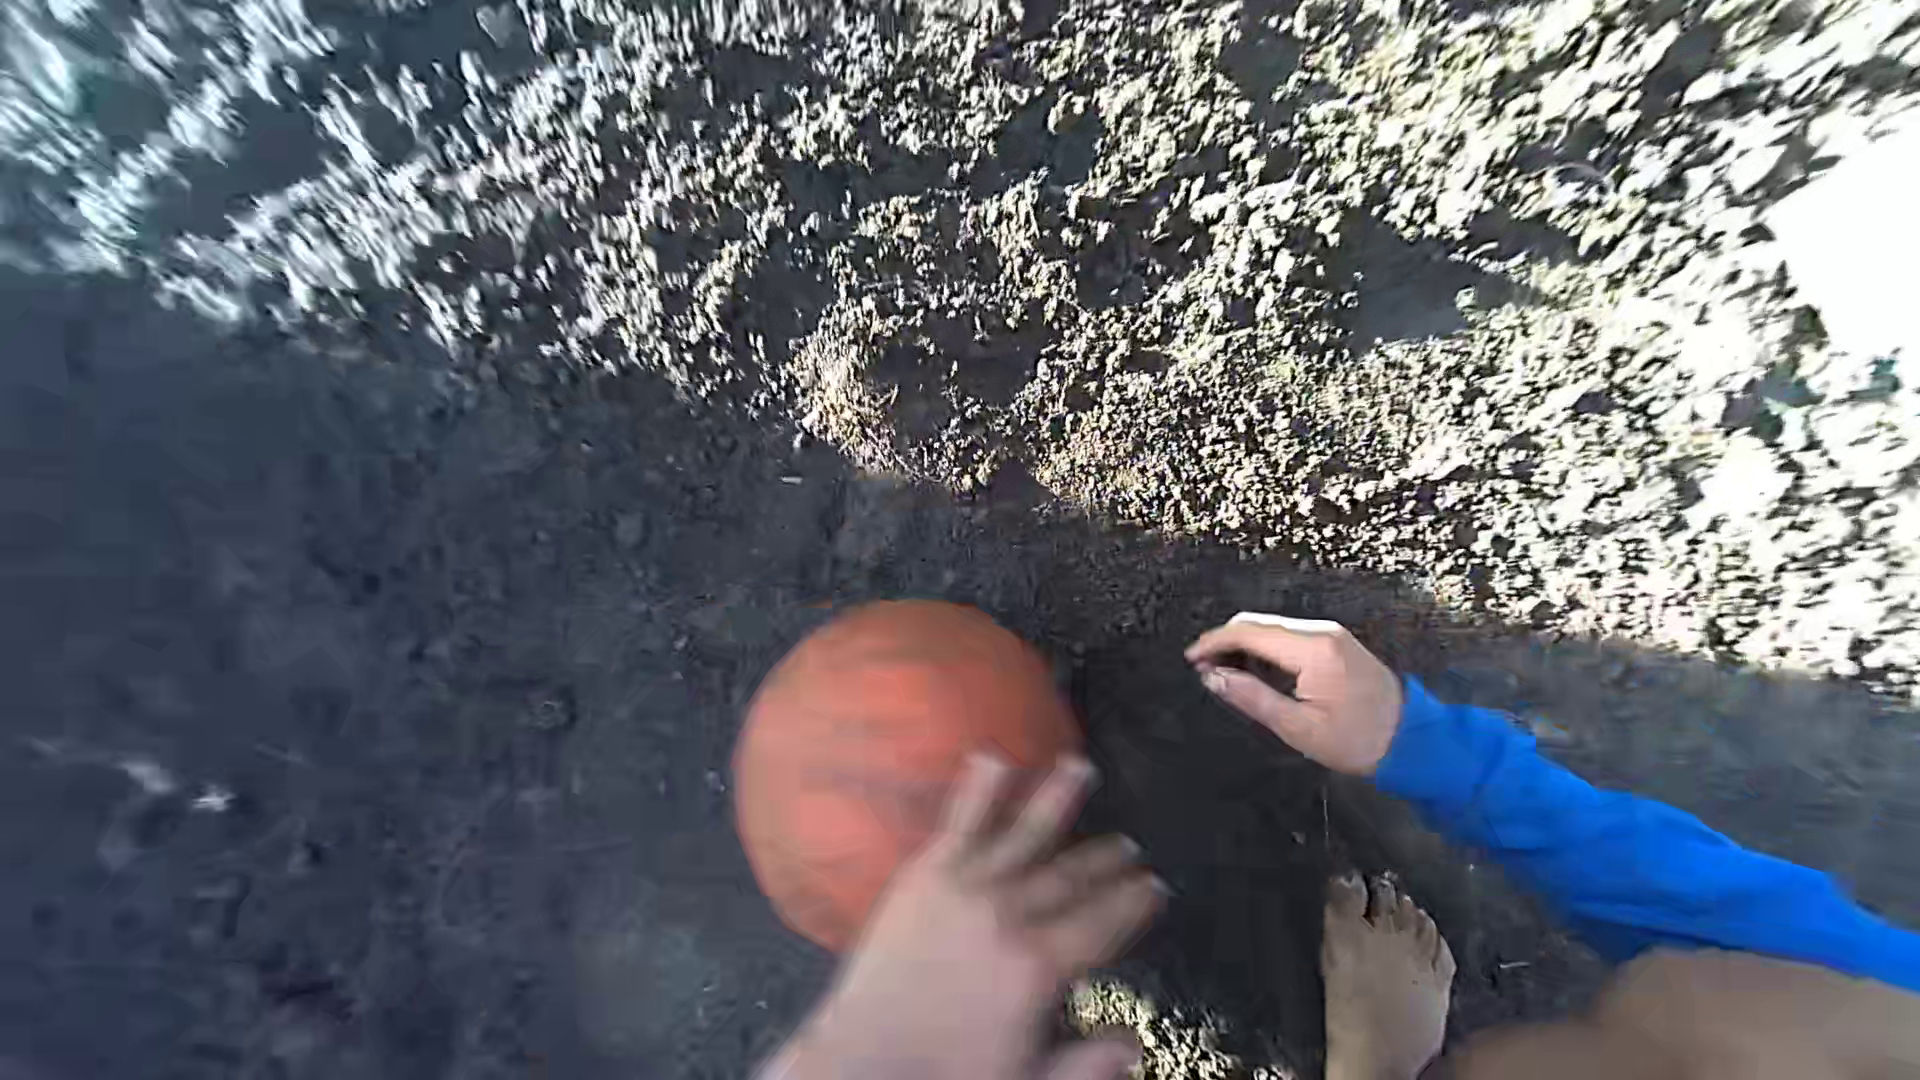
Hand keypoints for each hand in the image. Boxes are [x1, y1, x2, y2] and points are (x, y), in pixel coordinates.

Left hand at [763, 752, 1163, 1079]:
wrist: (864, 1059)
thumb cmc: (947, 1075)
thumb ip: (1084, 1064)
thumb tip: (1136, 1041)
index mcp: (1037, 965)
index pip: (1101, 923)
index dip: (1132, 903)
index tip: (1153, 883)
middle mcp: (1009, 912)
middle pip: (1070, 876)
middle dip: (1104, 859)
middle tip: (1127, 844)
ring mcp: (967, 883)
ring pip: (1023, 831)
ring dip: (1055, 797)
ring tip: (1079, 767)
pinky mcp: (929, 869)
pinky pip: (960, 820)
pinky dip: (979, 788)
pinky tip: (992, 758)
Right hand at [1184, 612, 1403, 775]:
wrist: (1417, 742)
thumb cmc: (1360, 741)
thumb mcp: (1299, 727)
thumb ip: (1251, 697)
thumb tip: (1213, 676)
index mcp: (1314, 649)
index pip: (1248, 632)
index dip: (1213, 643)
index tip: (1192, 659)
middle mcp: (1321, 632)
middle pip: (1255, 623)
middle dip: (1223, 642)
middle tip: (1204, 668)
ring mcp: (1329, 634)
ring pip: (1268, 627)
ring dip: (1240, 644)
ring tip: (1223, 671)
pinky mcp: (1332, 642)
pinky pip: (1284, 635)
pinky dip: (1260, 647)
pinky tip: (1251, 668)